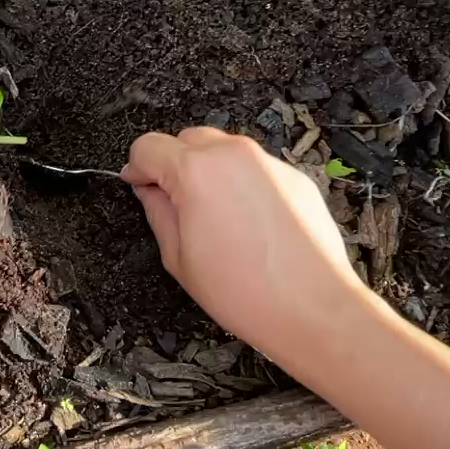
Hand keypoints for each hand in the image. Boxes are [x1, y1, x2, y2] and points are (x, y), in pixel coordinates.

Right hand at [121, 127, 365, 345]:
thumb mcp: (178, 257)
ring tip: (210, 216)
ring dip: (206, 170)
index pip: (149, 146)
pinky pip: (253, 168)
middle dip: (172, 164)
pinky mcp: (294, 177)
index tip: (136, 183)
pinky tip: (244, 223)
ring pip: (222, 150)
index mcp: (196, 171)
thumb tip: (150, 192)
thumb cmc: (245, 291)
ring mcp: (268, 163)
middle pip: (186, 140)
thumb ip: (158, 213)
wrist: (313, 308)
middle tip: (171, 202)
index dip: (136, 167)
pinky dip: (239, 183)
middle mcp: (233, 155)